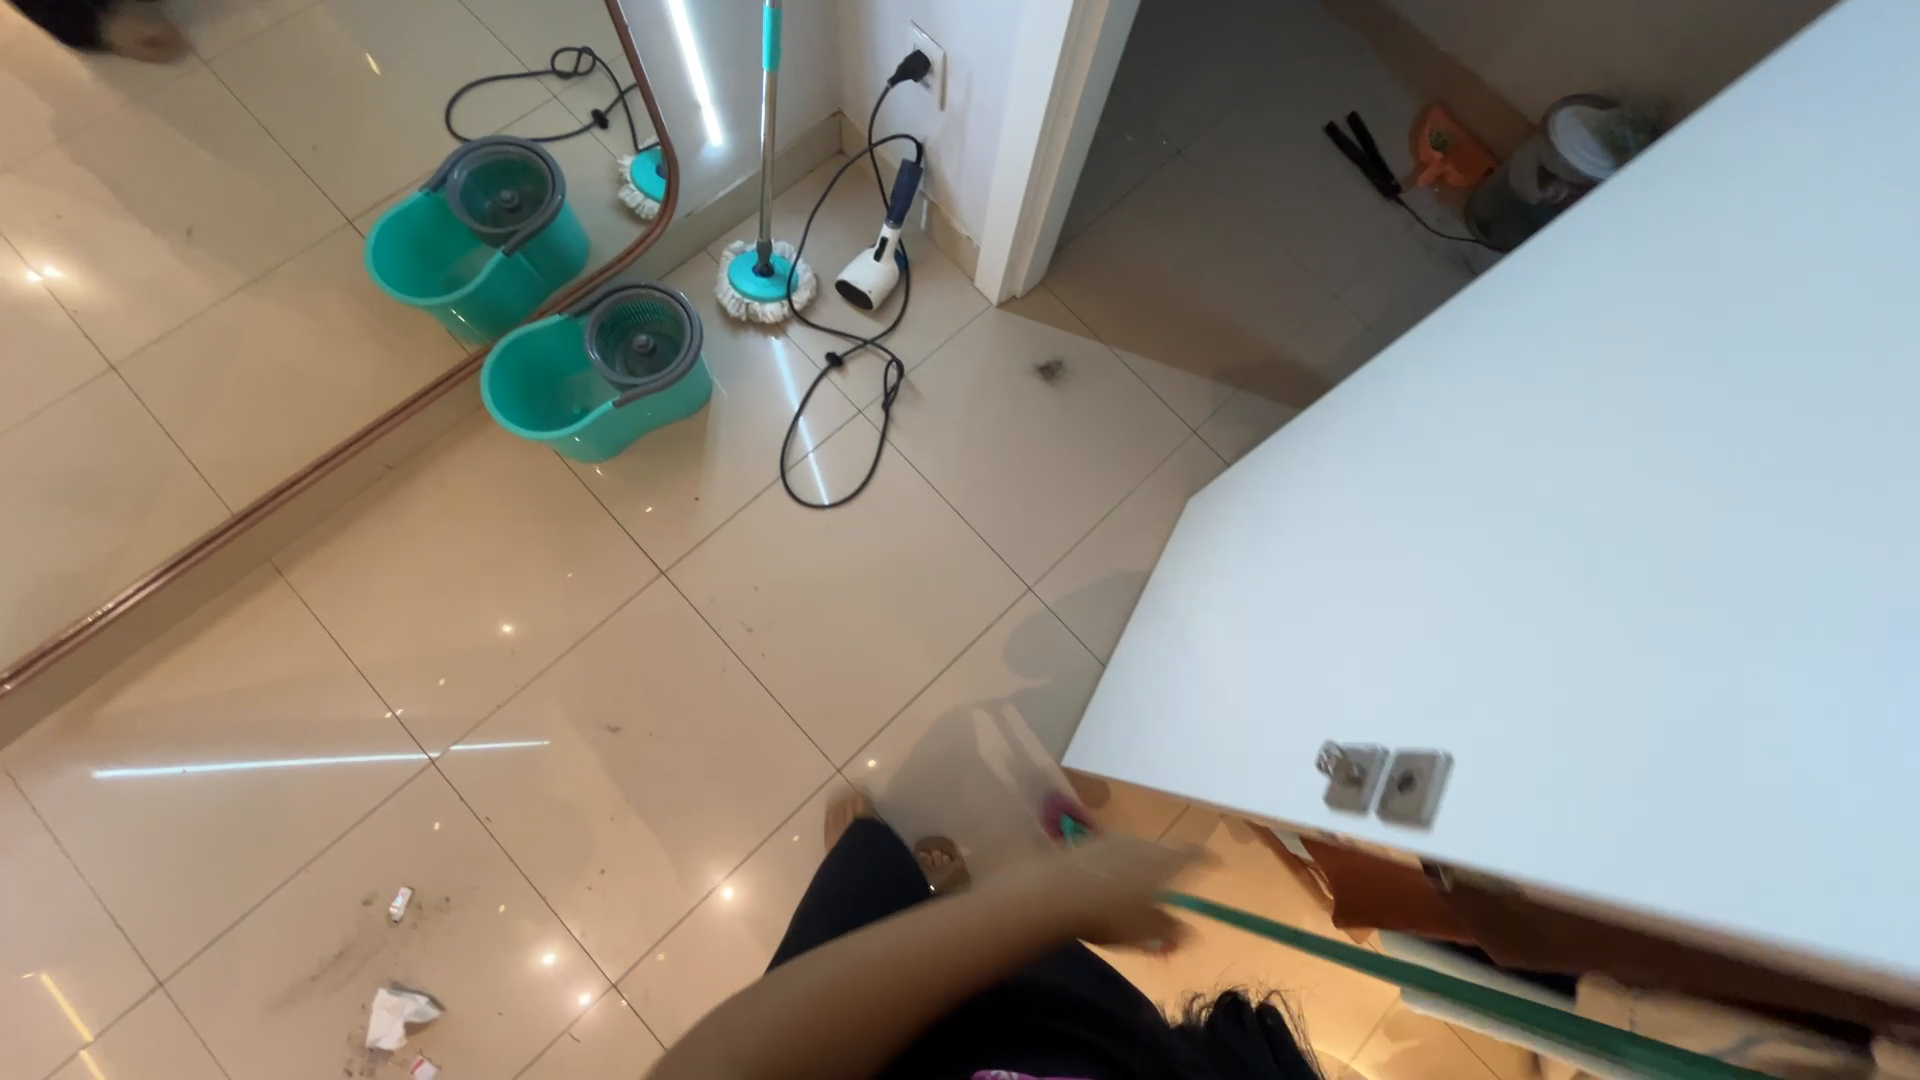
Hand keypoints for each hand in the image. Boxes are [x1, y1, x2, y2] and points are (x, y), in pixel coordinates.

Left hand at [1001, 834, 1210, 951]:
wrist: (1054, 890)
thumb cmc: (1106, 915)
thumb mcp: (1143, 933)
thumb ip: (1169, 930)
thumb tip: (1190, 932)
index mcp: (1162, 863)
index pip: (1192, 854)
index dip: (1205, 858)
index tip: (1214, 863)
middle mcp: (1141, 844)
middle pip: (1164, 850)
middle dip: (1171, 865)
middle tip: (1174, 884)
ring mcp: (1113, 839)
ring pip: (1138, 849)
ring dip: (1143, 863)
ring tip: (1140, 888)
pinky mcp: (1089, 841)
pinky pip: (1115, 851)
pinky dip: (1121, 863)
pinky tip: (1110, 882)